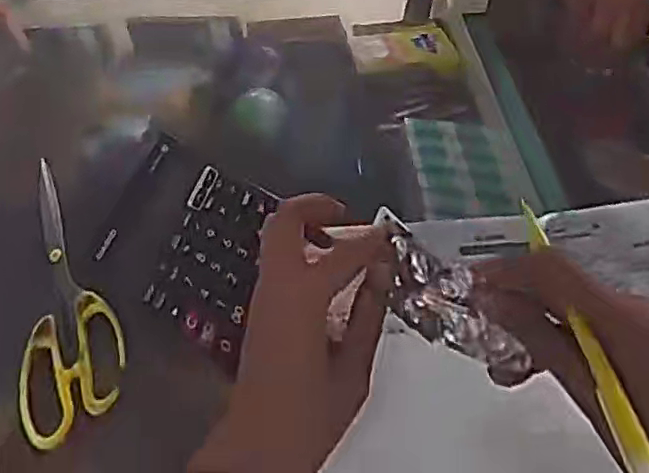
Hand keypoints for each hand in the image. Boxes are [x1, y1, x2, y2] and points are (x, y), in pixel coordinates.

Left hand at [188, 195, 391, 472]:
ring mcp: (262, 287)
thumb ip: (369, 312)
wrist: (258, 442)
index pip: (343, 250)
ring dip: (306, 222)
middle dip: (318, 205)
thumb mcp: (354, 368)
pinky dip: (299, 244)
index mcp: (304, 294)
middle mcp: (277, 280)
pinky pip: (276, 253)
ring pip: (276, 230)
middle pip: (287, 217)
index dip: (370, 239)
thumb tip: (382, 270)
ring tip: (339, 239)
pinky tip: (325, 268)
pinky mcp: (258, 300)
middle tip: (348, 216)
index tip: (390, 234)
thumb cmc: (310, 415)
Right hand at [472, 250, 648, 472]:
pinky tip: (538, 360)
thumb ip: (543, 343)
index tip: (471, 282)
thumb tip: (497, 303)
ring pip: (570, 304)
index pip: (553, 268)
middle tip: (477, 316)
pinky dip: (557, 332)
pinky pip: (589, 321)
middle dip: (513, 296)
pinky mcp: (647, 343)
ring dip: (531, 319)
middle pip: (559, 283)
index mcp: (628, 321)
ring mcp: (646, 326)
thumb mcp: (590, 398)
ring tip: (502, 353)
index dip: (506, 269)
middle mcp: (639, 312)